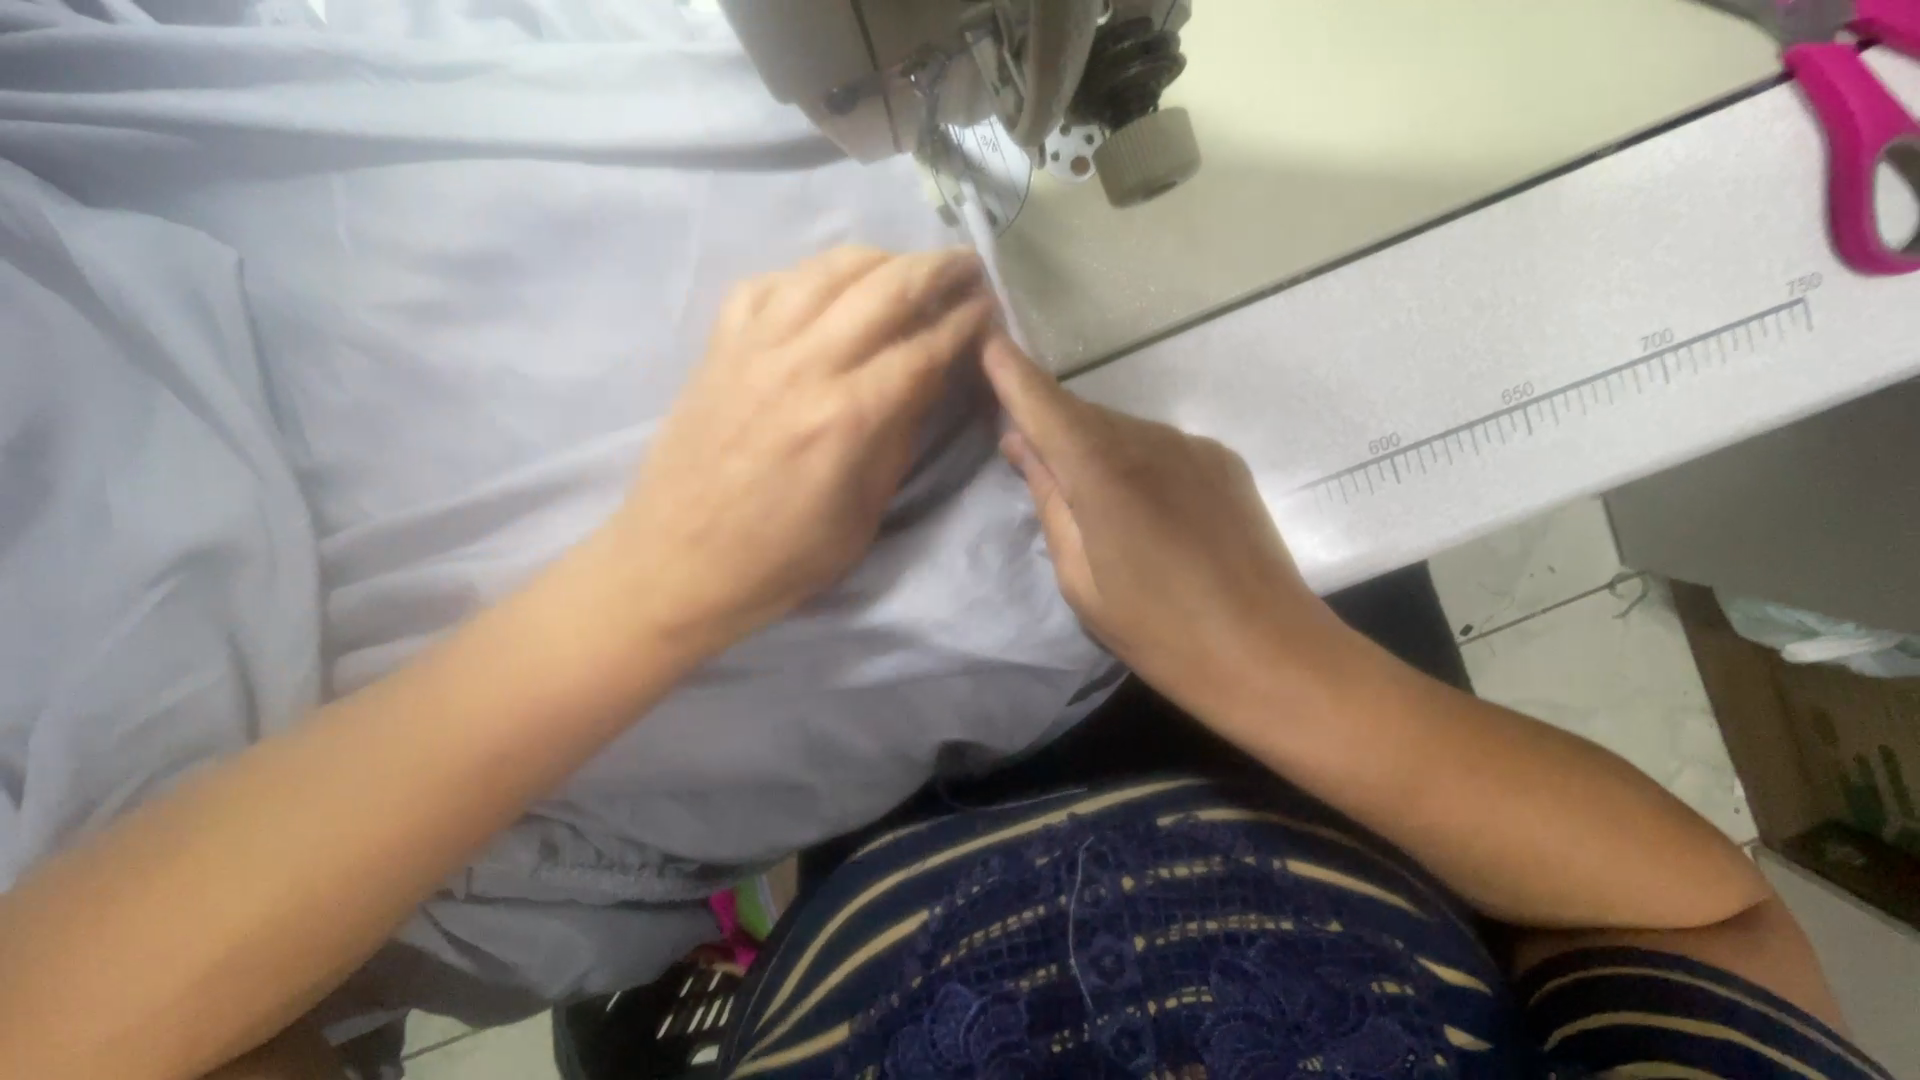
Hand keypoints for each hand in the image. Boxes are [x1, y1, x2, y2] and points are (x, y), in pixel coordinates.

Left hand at [609, 245, 992, 657]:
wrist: (678, 564)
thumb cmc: (782, 559)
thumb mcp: (863, 514)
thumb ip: (899, 438)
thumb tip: (933, 379)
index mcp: (848, 416)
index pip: (926, 348)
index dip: (967, 322)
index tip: (993, 306)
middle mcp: (804, 364)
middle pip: (886, 287)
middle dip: (938, 269)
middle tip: (967, 266)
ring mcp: (755, 347)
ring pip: (827, 269)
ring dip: (879, 258)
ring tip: (906, 268)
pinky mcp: (719, 346)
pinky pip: (768, 284)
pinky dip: (808, 275)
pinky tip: (826, 288)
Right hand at [982, 333, 1346, 720]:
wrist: (1269, 652)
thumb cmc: (1160, 631)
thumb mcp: (1081, 580)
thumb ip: (1049, 502)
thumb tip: (1021, 444)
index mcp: (1102, 472)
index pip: (1044, 403)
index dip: (1011, 371)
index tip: (986, 340)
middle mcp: (1148, 440)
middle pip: (1081, 415)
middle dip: (1050, 427)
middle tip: (1028, 461)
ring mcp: (1192, 446)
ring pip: (1121, 430)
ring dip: (1094, 449)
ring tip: (1096, 506)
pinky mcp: (1222, 461)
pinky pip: (1159, 446)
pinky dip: (1136, 462)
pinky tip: (1146, 511)